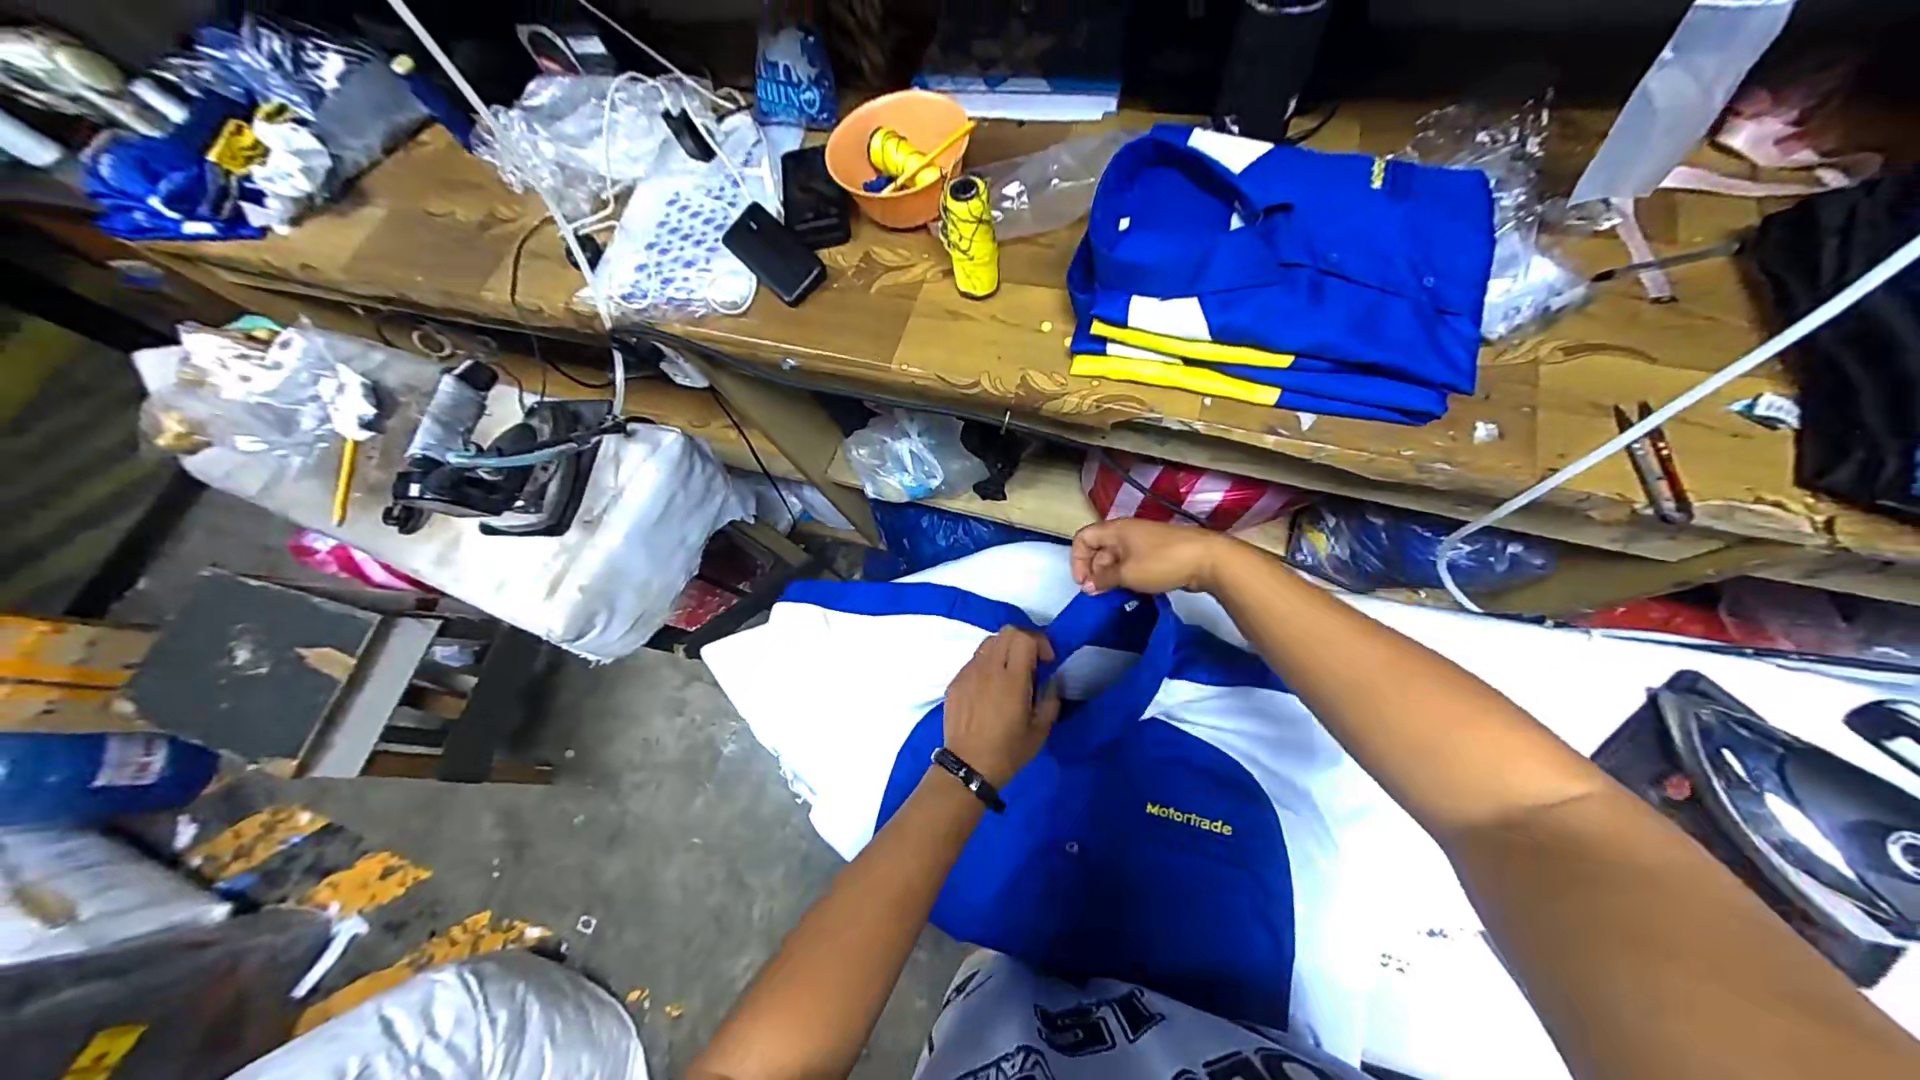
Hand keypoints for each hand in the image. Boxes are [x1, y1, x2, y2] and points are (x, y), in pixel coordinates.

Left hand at [942, 627, 1061, 787]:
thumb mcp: (1040, 730)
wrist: (968, 766)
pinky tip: (990, 688)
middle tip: (1032, 662)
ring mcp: (967, 673)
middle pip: (1006, 632)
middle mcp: (987, 669)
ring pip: (988, 643)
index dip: (1039, 642)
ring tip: (1010, 673)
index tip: (1046, 662)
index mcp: (1011, 679)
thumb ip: (1050, 698)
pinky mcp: (955, 682)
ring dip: (1004, 650)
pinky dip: (987, 664)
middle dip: (1024, 641)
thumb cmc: (1008, 751)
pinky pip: (974, 661)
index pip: (1024, 637)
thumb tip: (1051, 680)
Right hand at [1071, 519, 1232, 595]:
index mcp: (1115, 530)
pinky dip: (1125, 575)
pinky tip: (1131, 591)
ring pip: (1115, 557)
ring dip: (1109, 576)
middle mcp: (1126, 532)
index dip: (1077, 560)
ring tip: (1113, 595)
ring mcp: (1142, 542)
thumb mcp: (1127, 574)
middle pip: (1098, 549)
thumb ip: (1103, 579)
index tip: (1084, 582)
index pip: (1083, 538)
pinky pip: (1131, 562)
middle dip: (1093, 571)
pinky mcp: (1155, 553)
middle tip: (1097, 593)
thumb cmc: (1161, 562)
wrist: (1207, 559)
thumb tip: (1087, 586)